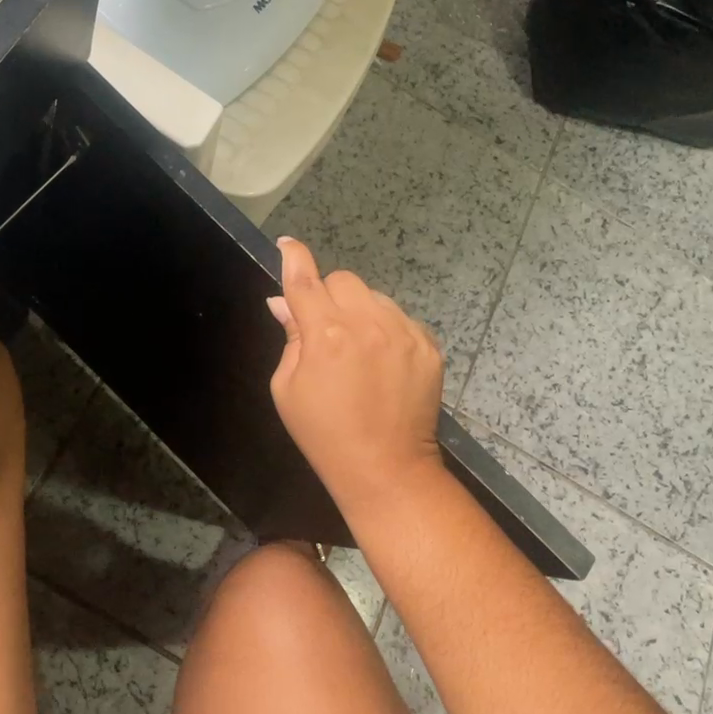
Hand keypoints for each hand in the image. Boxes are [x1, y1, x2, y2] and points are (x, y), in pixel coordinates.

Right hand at [265, 237, 445, 508]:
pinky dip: (387, 330)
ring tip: (360, 353)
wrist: (387, 469)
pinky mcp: (428, 345)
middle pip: (343, 280)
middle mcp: (367, 323)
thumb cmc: (324, 434)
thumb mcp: (287, 389)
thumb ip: (290, 338)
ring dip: (361, 312)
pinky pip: (401, 318)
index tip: (287, 245)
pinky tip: (384, 364)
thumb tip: (284, 302)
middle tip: (327, 331)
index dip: (293, 257)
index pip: (304, 279)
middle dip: (329, 296)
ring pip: (374, 296)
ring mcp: (403, 332)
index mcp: (326, 334)